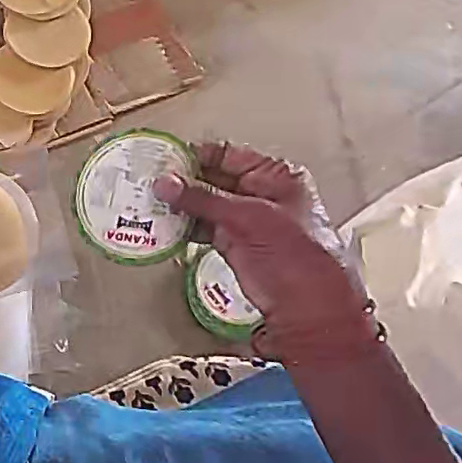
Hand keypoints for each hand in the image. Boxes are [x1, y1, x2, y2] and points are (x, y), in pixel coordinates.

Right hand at [153, 142, 379, 365]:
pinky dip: (186, 227)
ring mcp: (247, 221)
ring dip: (182, 205)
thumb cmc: (297, 257)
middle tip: (155, 181)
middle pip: (214, 179)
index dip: (197, 156)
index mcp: (276, 176)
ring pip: (206, 205)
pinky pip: (204, 228)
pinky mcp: (235, 244)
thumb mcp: (247, 217)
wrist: (307, 308)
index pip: (229, 155)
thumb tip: (167, 184)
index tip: (168, 159)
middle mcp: (261, 195)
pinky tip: (167, 225)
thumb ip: (203, 199)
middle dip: (184, 181)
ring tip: (154, 201)